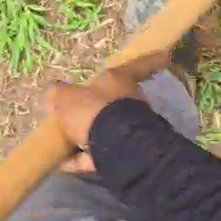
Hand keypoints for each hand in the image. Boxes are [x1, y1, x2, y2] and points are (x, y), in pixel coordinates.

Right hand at [45, 52, 172, 173]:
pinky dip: (83, 158)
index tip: (166, 57)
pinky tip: (64, 163)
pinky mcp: (126, 151)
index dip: (152, 60)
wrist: (115, 146)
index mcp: (119, 80)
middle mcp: (130, 100)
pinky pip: (100, 153)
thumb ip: (58, 94)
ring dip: (90, 134)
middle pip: (115, 100)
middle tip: (77, 113)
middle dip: (99, 106)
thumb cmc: (92, 110)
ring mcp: (131, 126)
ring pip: (108, 127)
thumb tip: (54, 93)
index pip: (139, 65)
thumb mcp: (65, 98)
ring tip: (66, 142)